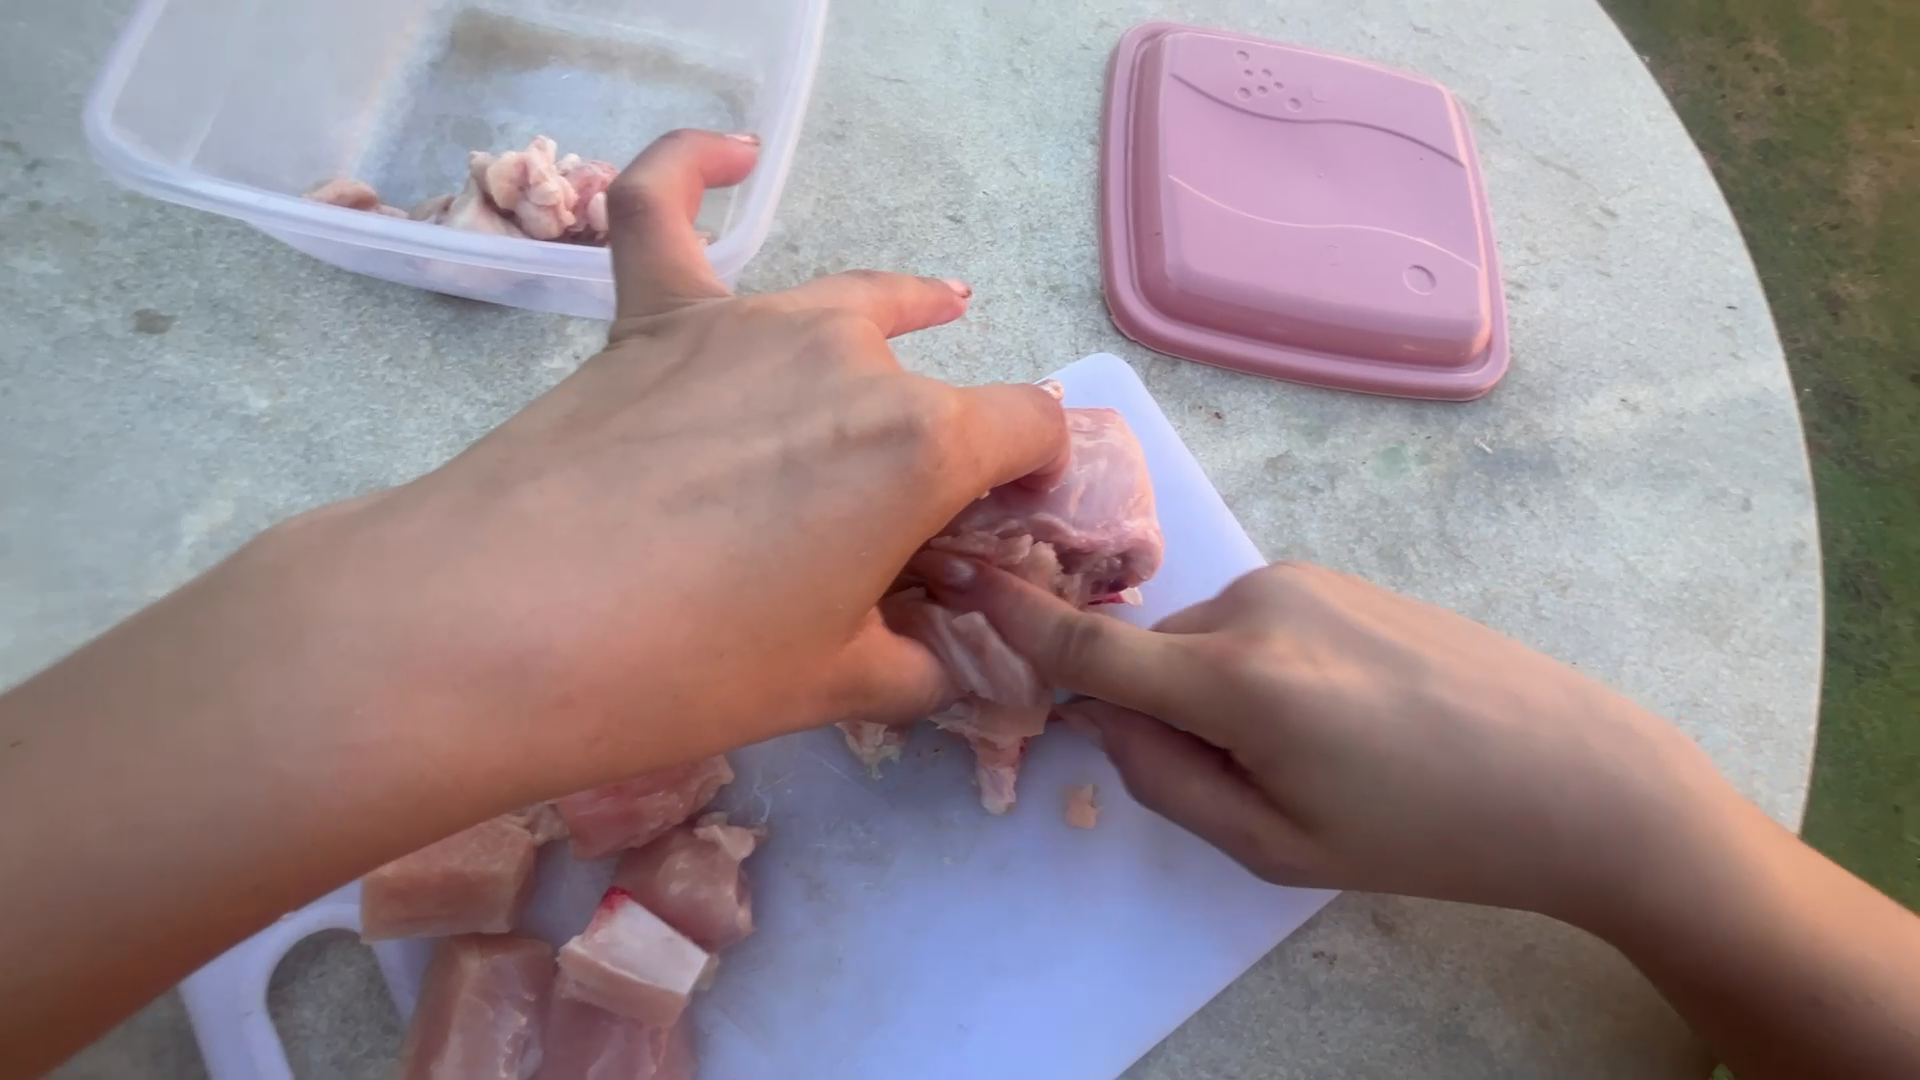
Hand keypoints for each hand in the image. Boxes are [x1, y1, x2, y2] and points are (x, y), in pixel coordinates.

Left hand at [266, 130, 1067, 787]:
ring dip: (901, 326)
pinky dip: (695, 169)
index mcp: (921, 447)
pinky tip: (731, 153)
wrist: (497, 633)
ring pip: (855, 303)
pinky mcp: (656, 317)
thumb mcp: (838, 685)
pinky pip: (664, 208)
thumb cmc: (694, 669)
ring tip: (928, 321)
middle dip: (954, 445)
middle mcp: (853, 361)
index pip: (1034, 425)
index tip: (1011, 516)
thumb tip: (944, 661)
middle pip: (944, 385)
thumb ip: (919, 665)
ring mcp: (752, 324)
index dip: (1039, 471)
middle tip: (911, 516)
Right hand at [912, 554, 1741, 925]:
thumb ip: (1164, 779)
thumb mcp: (1277, 846)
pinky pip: (1244, 618)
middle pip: (1150, 655)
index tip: (970, 584)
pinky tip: (1336, 698)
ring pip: (1196, 637)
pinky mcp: (1323, 571)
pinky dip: (1250, 659)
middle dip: (1163, 706)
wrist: (1579, 775)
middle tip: (1249, 769)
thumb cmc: (1425, 835)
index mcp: (1241, 683)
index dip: (1021, 621)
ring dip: (1212, 685)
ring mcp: (1292, 576)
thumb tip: (1099, 717)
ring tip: (1313, 736)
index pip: (1095, 651)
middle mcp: (1254, 604)